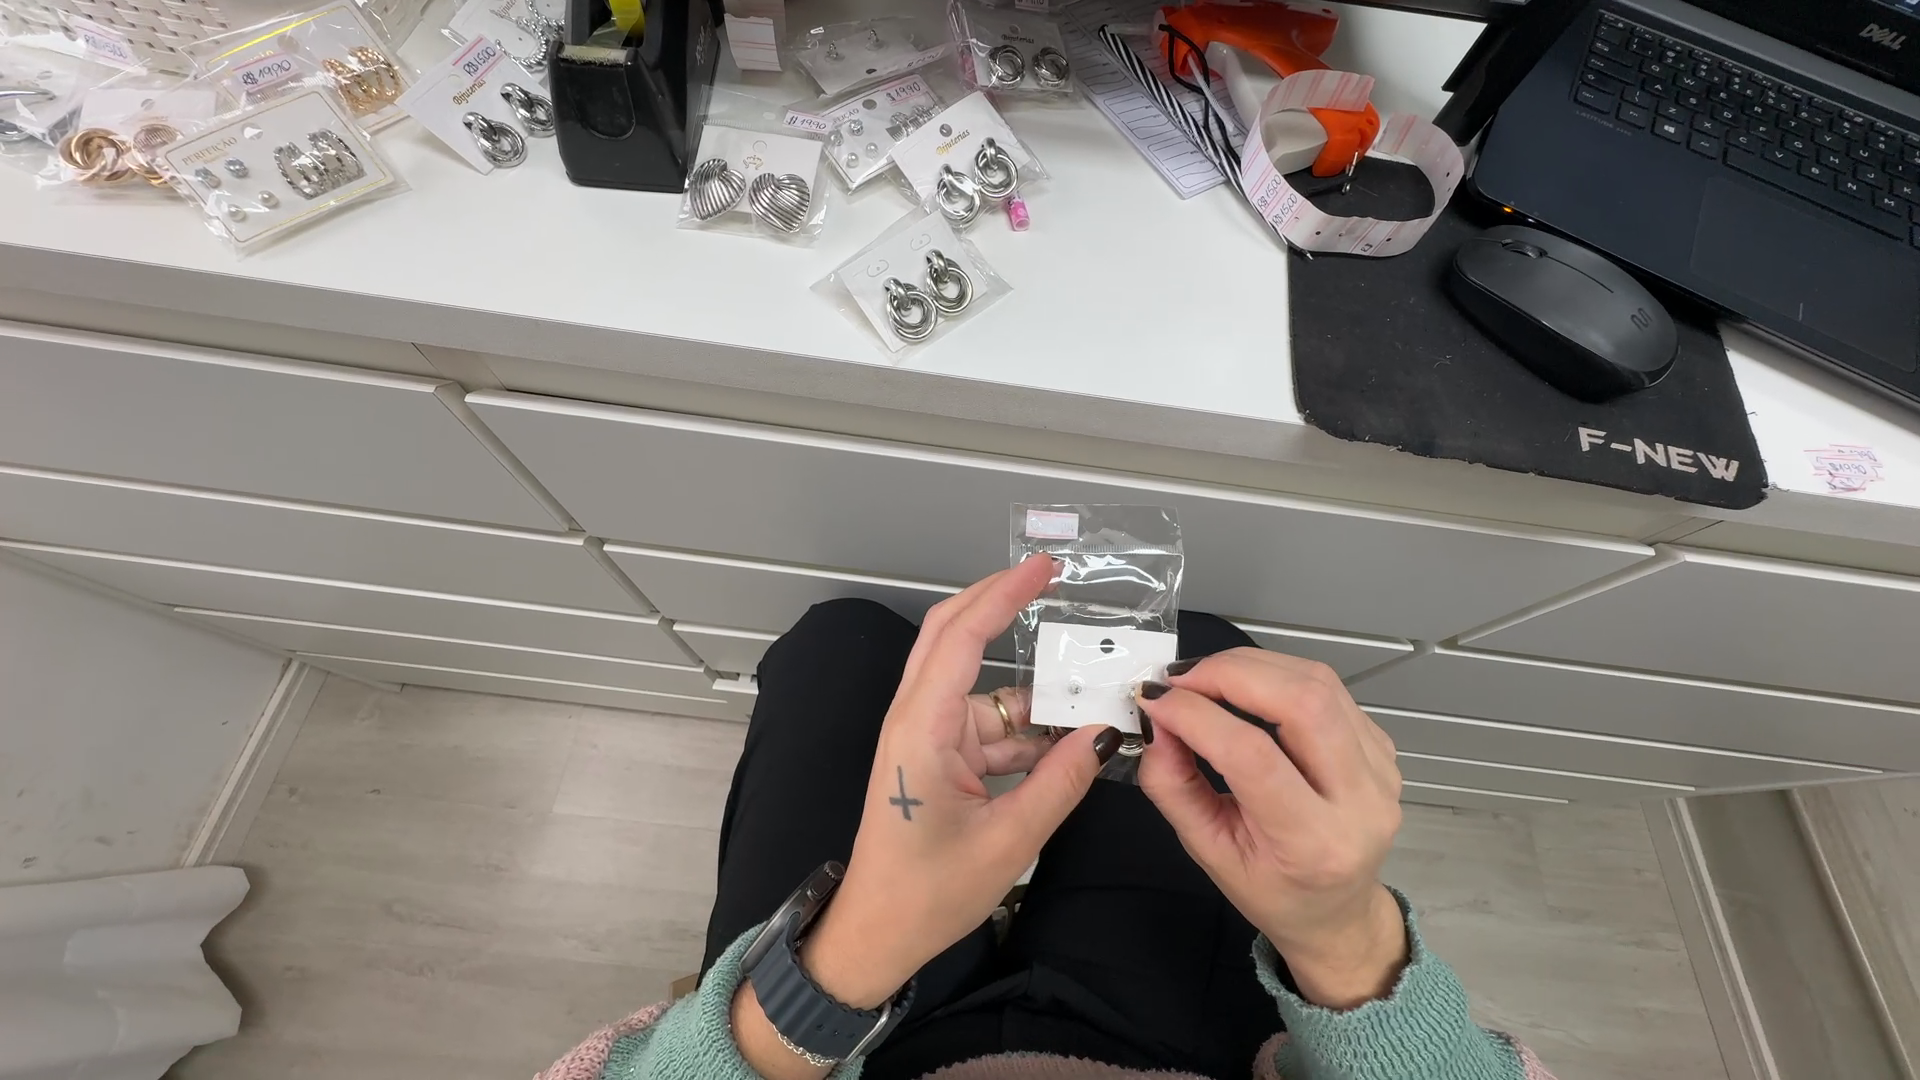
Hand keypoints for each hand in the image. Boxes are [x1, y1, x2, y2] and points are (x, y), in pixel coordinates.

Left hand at [734, 556, 1113, 1077]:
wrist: (875, 932)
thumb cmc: (929, 892)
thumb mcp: (1009, 841)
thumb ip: (1061, 781)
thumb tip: (1106, 733)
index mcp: (922, 725)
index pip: (961, 636)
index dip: (1002, 594)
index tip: (1042, 567)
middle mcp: (917, 715)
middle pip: (953, 636)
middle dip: (998, 602)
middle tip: (1049, 578)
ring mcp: (924, 733)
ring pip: (977, 685)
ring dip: (1026, 686)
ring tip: (1082, 684)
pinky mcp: (935, 752)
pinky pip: (983, 722)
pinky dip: (1021, 726)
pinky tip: (1063, 740)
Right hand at [1135, 649, 1407, 1009]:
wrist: (1339, 914)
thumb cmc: (1268, 888)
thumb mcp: (1205, 850)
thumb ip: (1171, 785)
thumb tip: (1155, 721)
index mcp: (1312, 842)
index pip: (1252, 755)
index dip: (1195, 715)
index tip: (1153, 699)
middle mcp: (1360, 801)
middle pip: (1301, 702)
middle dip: (1228, 673)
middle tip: (1180, 678)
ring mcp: (1381, 770)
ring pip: (1317, 682)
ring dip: (1250, 665)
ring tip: (1205, 677)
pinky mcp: (1383, 746)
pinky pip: (1327, 687)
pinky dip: (1276, 674)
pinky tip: (1245, 689)